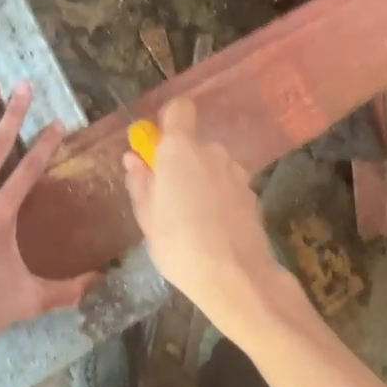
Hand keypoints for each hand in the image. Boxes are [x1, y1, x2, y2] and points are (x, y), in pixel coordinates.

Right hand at [121, 98, 287, 331]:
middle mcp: (211, 151)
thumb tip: (134, 159)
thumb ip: (140, 182)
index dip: (169, 121)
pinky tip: (215, 229)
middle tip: (169, 198)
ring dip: (202, 182)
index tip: (157, 145)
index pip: (179, 108)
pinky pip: (227, 186)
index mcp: (180, 149)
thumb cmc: (179, 244)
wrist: (235, 277)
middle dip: (181, 163)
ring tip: (194, 220)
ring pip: (212, 167)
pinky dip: (220, 199)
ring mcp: (236, 172)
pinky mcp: (252, 194)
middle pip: (193, 145)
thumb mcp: (147, 217)